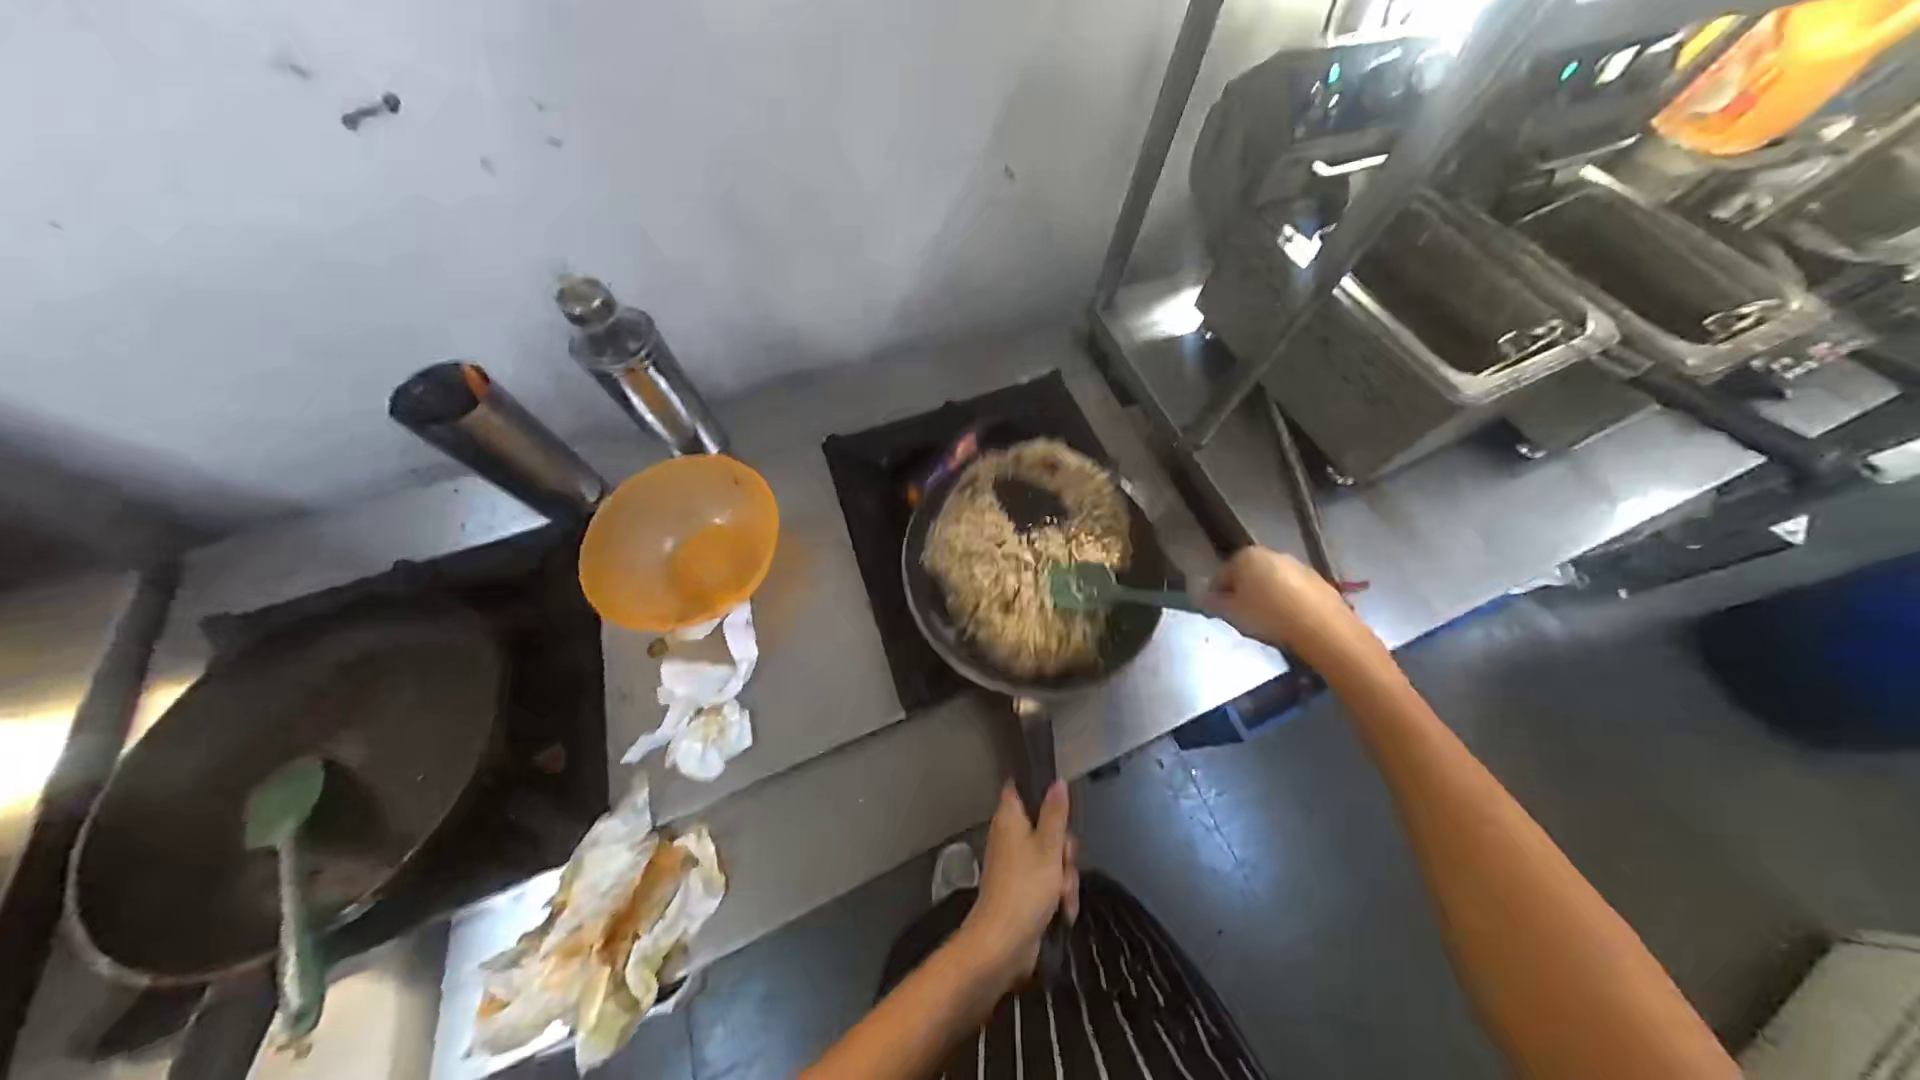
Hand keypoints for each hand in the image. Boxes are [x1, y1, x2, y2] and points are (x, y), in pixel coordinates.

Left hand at [955, 781, 1077, 989]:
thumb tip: (1057, 780)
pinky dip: (1057, 894)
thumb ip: (1055, 813)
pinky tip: (1063, 911)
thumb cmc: (1026, 888)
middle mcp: (1010, 836)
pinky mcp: (1023, 889)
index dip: (1040, 790)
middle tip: (1065, 861)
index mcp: (1009, 818)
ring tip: (1063, 896)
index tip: (1060, 805)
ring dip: (1064, 877)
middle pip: (1046, 826)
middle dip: (1064, 848)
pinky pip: (1047, 881)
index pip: (1020, 788)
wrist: (1003, 943)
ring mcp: (1016, 864)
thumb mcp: (1049, 847)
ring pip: (1051, 856)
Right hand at [1204, 546, 1375, 669]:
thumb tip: (1201, 596)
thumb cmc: (1268, 616)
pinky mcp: (1318, 580)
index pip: (1221, 575)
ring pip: (1271, 581)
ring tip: (1267, 621)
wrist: (1322, 628)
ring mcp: (1297, 565)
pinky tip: (1289, 620)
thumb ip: (1212, 603)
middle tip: (1243, 617)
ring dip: (1266, 596)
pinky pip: (1293, 589)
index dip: (1217, 596)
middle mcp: (1271, 553)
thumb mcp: (1231, 613)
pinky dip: (1287, 600)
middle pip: (1247, 574)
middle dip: (1243, 593)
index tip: (1220, 614)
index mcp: (1245, 556)